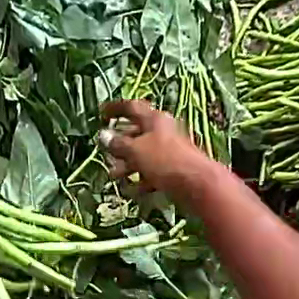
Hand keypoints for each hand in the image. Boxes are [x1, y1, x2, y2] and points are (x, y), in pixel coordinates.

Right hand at [98, 98, 225, 199]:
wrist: (198, 185)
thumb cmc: (165, 160)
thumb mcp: (136, 150)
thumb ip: (118, 144)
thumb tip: (103, 136)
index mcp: (155, 119)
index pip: (131, 107)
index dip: (115, 108)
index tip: (100, 113)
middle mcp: (162, 133)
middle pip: (136, 134)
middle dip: (119, 144)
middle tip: (104, 152)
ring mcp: (169, 152)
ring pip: (143, 155)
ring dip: (126, 165)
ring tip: (113, 176)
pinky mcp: (173, 171)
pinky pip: (152, 173)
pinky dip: (140, 180)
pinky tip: (131, 191)